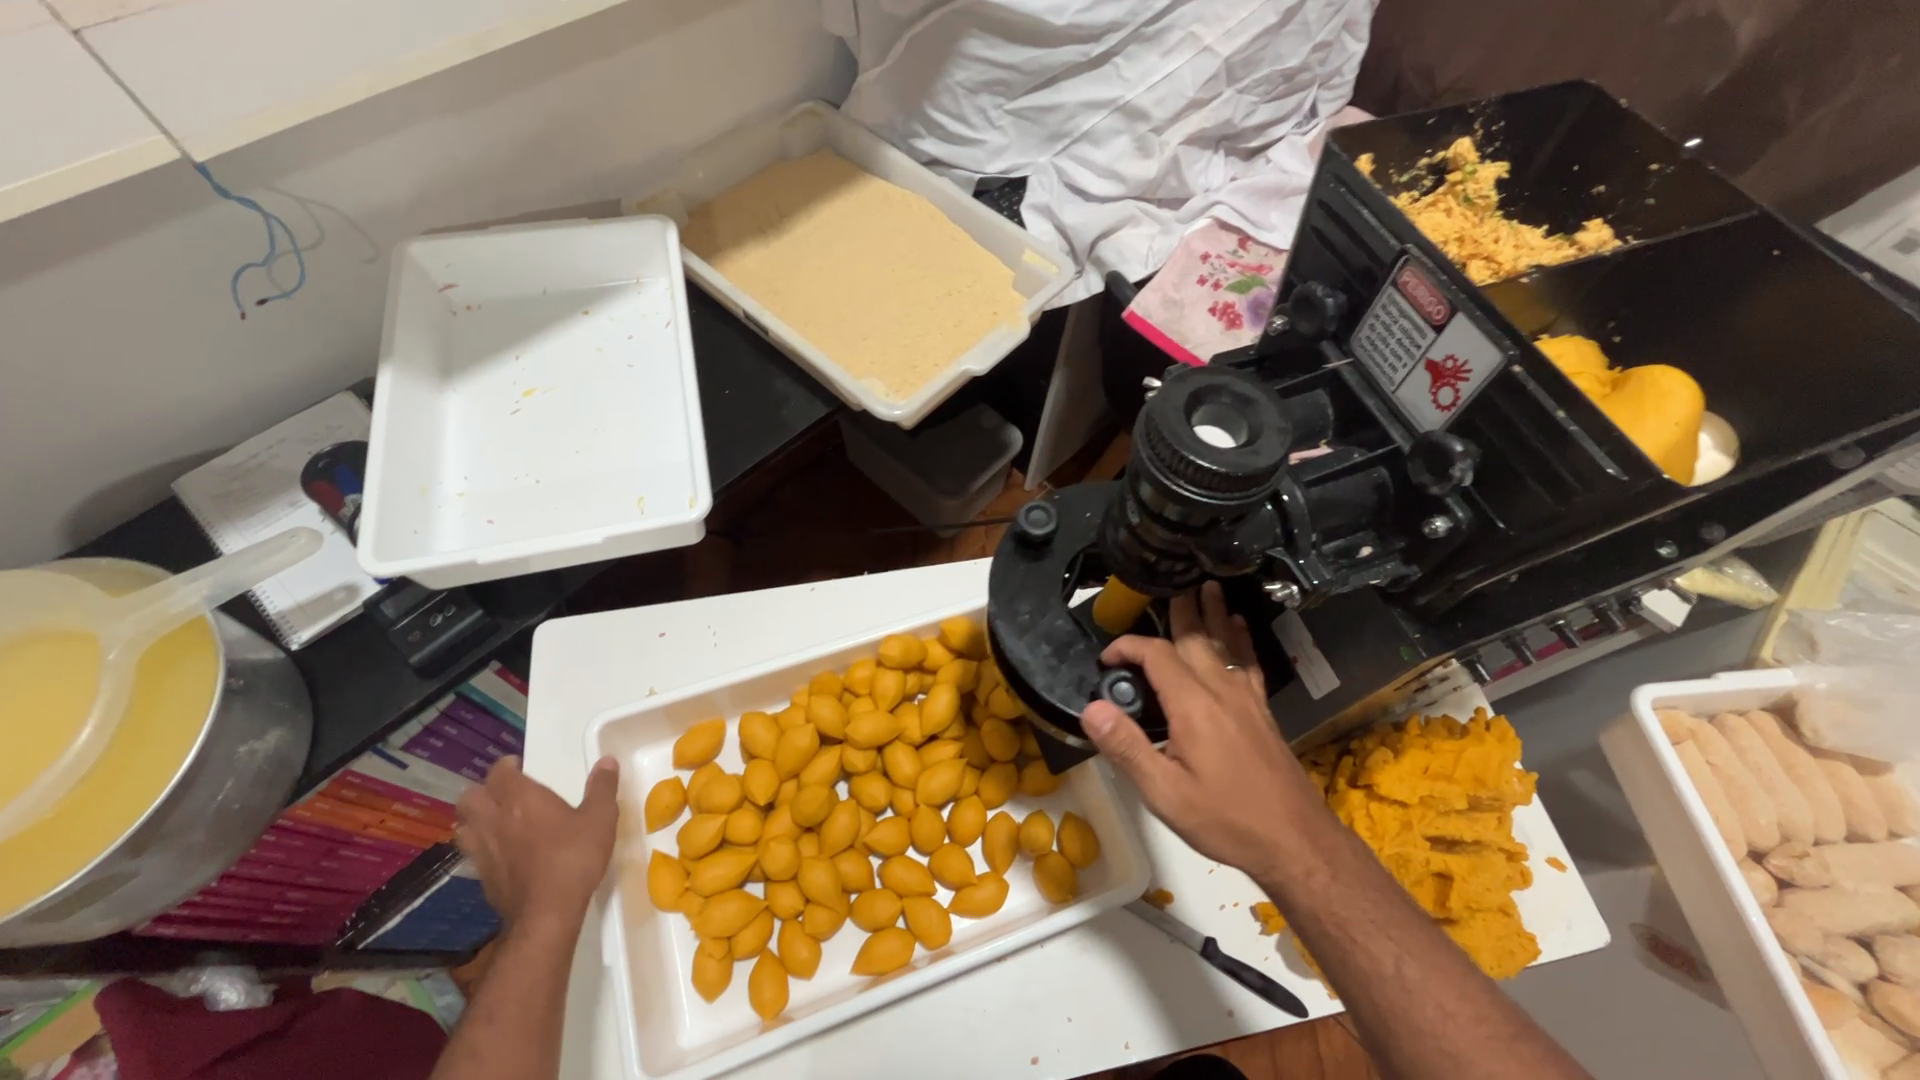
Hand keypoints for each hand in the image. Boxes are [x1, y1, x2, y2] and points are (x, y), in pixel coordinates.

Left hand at [457, 755, 619, 933]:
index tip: (519, 766)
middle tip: (505, 794)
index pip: (499, 772)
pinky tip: (500, 853)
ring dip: (475, 819)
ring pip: (463, 825)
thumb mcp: (600, 818)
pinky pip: (472, 852)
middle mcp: (494, 819)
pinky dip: (481, 846)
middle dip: (483, 791)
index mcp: (521, 799)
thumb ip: (602, 787)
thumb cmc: (574, 858)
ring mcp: (483, 850)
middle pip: (470, 797)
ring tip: (495, 821)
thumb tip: (606, 761)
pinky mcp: (482, 876)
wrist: (546, 912)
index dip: (506, 767)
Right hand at [1079, 581, 1322, 882]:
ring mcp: (1246, 699)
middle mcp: (1220, 691)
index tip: (1106, 659)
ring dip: (1212, 614)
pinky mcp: (1262, 711)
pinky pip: (1248, 662)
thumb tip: (1092, 709)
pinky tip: (1239, 628)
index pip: (1156, 656)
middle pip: (1196, 638)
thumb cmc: (1224, 819)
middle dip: (1178, 611)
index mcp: (1192, 706)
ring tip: (1207, 587)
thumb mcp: (1164, 793)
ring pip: (1225, 643)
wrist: (1294, 840)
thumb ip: (1127, 748)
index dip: (1128, 648)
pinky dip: (1241, 639)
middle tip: (1166, 587)